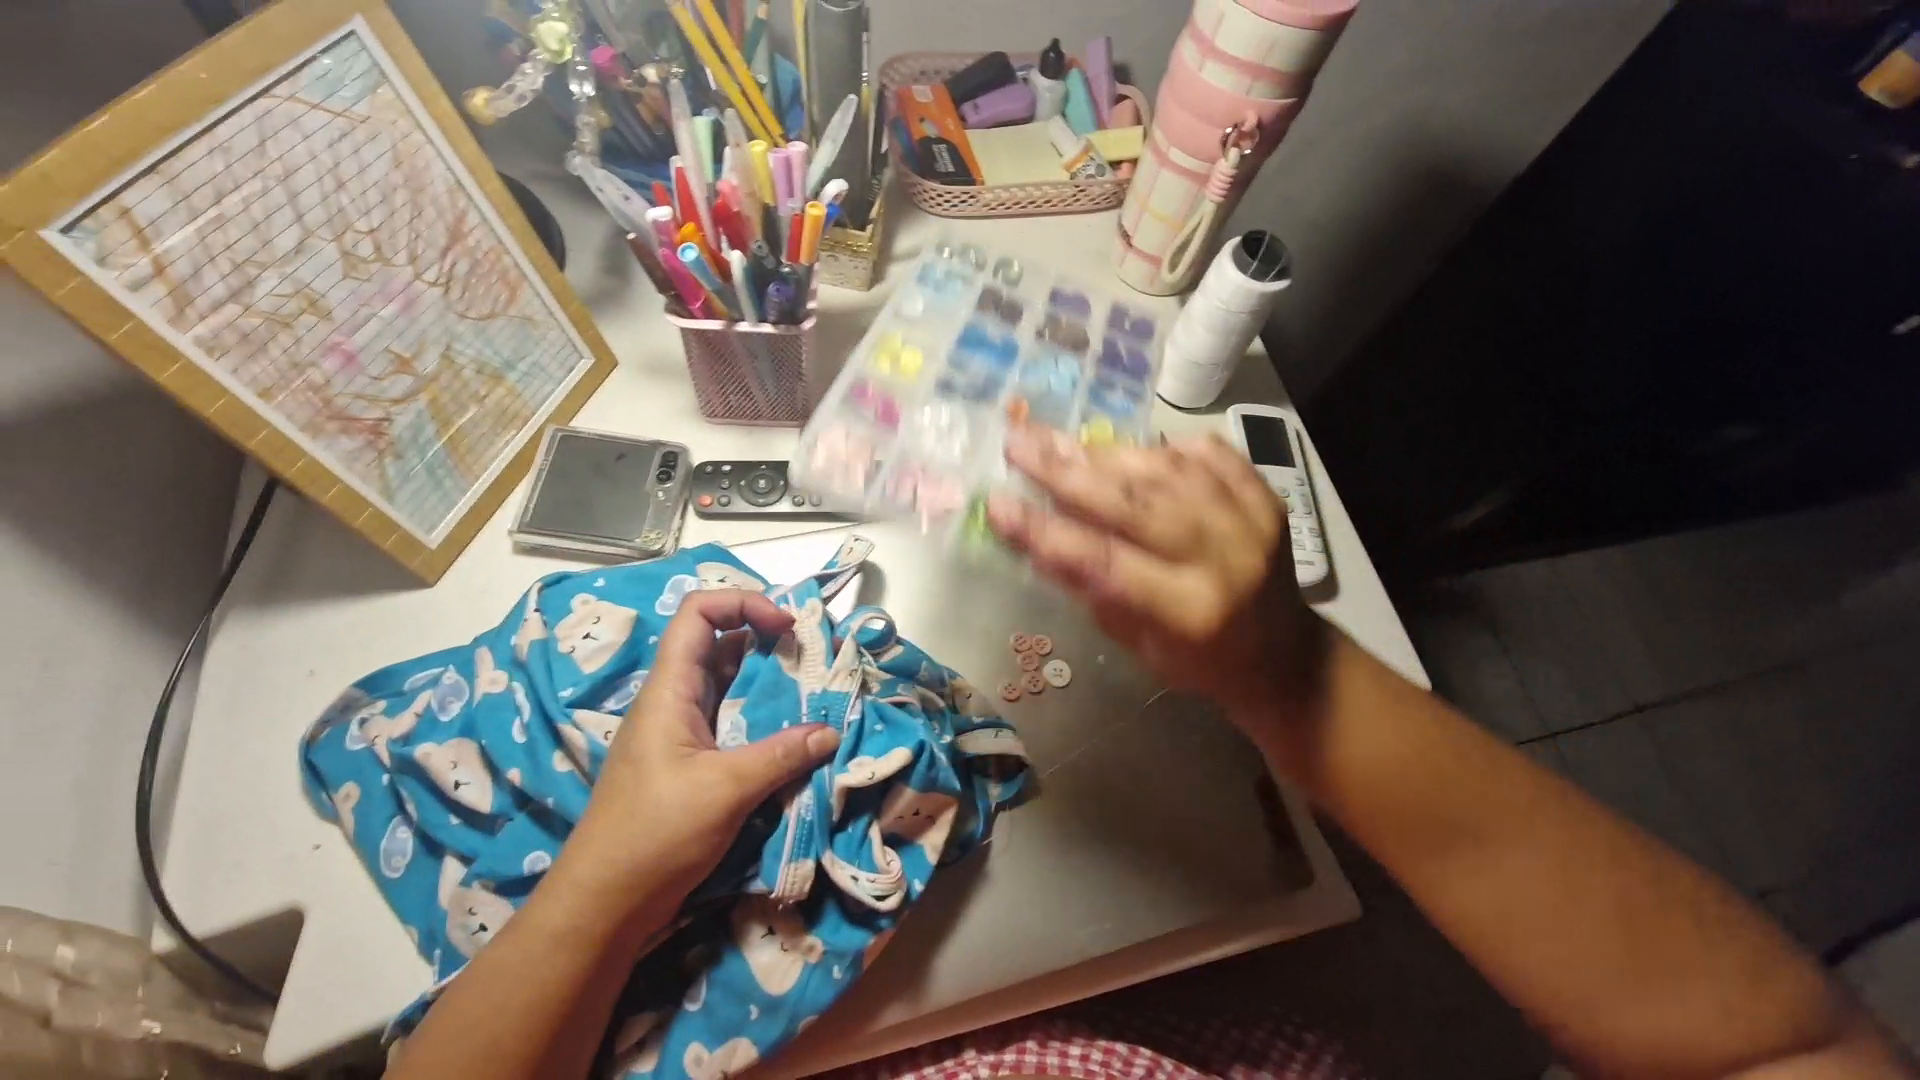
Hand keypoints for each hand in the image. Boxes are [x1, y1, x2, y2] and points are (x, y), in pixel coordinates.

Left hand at [559, 590, 839, 915]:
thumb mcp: (725, 790)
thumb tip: (831, 731)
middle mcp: (675, 699)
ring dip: (771, 682)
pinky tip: (795, 735)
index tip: (786, 626)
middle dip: (769, 641)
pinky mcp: (693, 761)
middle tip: (815, 657)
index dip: (743, 602)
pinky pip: (734, 721)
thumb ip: (780, 755)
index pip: (699, 613)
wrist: (607, 901)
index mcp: (670, 689)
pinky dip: (765, 718)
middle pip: (721, 644)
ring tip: (815, 691)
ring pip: (731, 685)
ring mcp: (683, 731)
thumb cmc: (655, 834)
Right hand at [987, 425, 1329, 730]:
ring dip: (1106, 452)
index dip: (1046, 531)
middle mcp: (1225, 559)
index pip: (1104, 560)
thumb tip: (1034, 538)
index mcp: (1190, 611)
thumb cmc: (1199, 660)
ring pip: (1167, 469)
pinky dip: (1162, 446)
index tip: (996, 504)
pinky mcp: (1266, 496)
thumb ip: (1091, 587)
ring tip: (1058, 442)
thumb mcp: (1137, 643)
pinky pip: (1208, 453)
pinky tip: (1126, 448)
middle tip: (1017, 444)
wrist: (1285, 655)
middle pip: (1135, 502)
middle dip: (1066, 471)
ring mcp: (1252, 521)